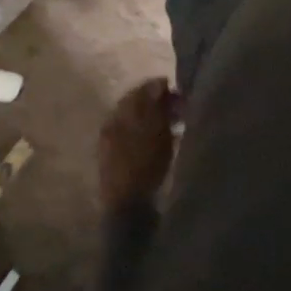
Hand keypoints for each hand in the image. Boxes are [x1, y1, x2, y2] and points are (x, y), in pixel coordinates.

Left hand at [98, 78, 180, 209]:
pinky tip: (162, 141)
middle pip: (137, 104)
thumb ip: (156, 104)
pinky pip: (134, 136)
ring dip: (155, 118)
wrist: (127, 208)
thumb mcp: (156, 131)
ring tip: (175, 125)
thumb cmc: (144, 166)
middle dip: (159, 103)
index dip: (161, 88)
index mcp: (118, 115)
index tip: (180, 92)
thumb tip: (159, 82)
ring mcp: (110, 143)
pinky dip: (149, 133)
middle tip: (180, 109)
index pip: (140, 90)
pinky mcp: (114, 159)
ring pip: (136, 120)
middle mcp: (111, 124)